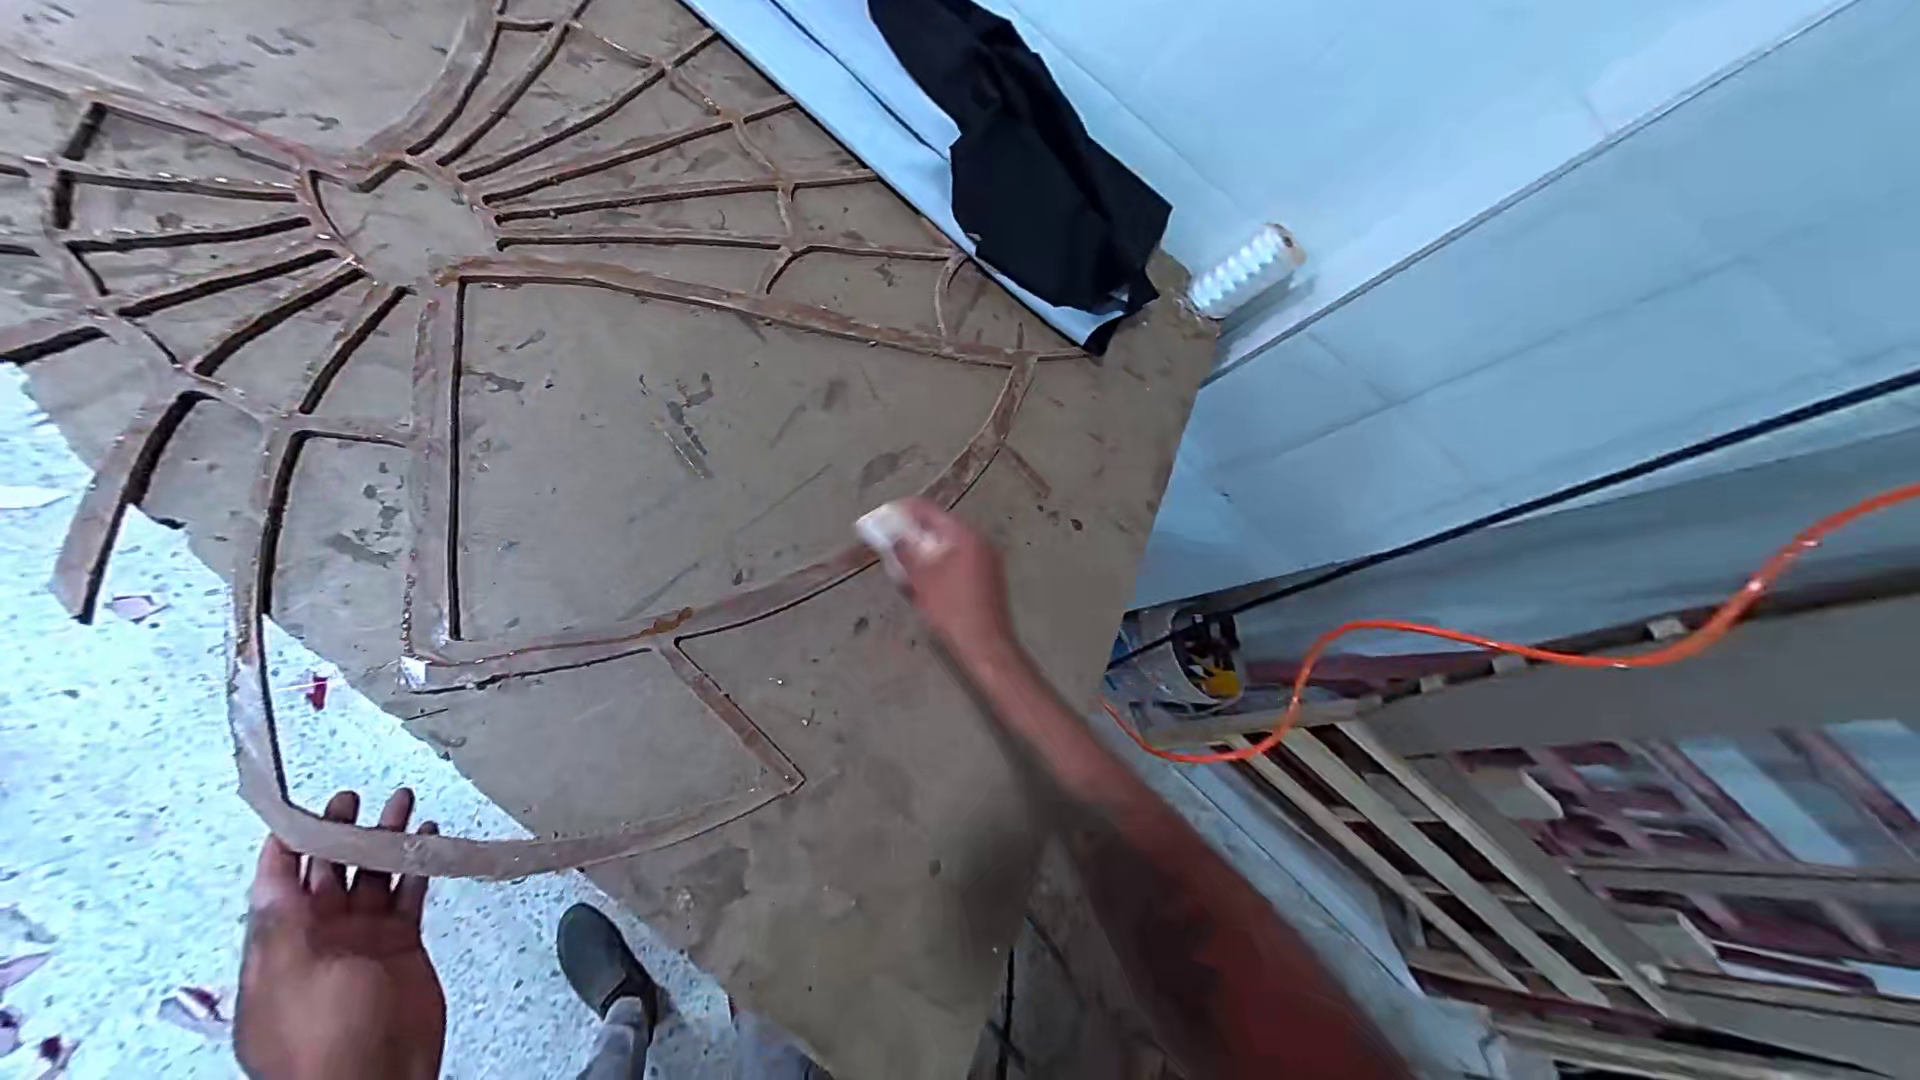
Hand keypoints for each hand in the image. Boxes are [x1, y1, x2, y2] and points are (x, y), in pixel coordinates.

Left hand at [235, 789, 445, 1079]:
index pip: (277, 886)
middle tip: (356, 796)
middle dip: (341, 833)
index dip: (286, 847)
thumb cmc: (324, 1033)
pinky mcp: (402, 941)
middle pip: (330, 873)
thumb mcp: (293, 977)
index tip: (297, 810)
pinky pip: (410, 893)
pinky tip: (432, 838)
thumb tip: (271, 878)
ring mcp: (364, 939)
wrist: (377, 1074)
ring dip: (386, 841)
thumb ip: (285, 925)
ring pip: (374, 875)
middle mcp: (320, 937)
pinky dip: (420, 864)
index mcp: (281, 947)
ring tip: (403, 803)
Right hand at [866, 497, 1015, 658]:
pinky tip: (925, 583)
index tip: (882, 517)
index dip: (901, 512)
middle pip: (939, 527)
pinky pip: (958, 561)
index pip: (928, 511)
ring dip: (924, 551)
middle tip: (889, 542)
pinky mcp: (988, 577)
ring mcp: (987, 560)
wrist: (985, 644)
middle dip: (912, 534)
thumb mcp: (920, 578)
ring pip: (948, 546)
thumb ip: (904, 550)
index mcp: (965, 535)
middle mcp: (980, 541)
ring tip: (904, 565)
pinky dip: (939, 565)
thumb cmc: (953, 611)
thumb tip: (892, 533)